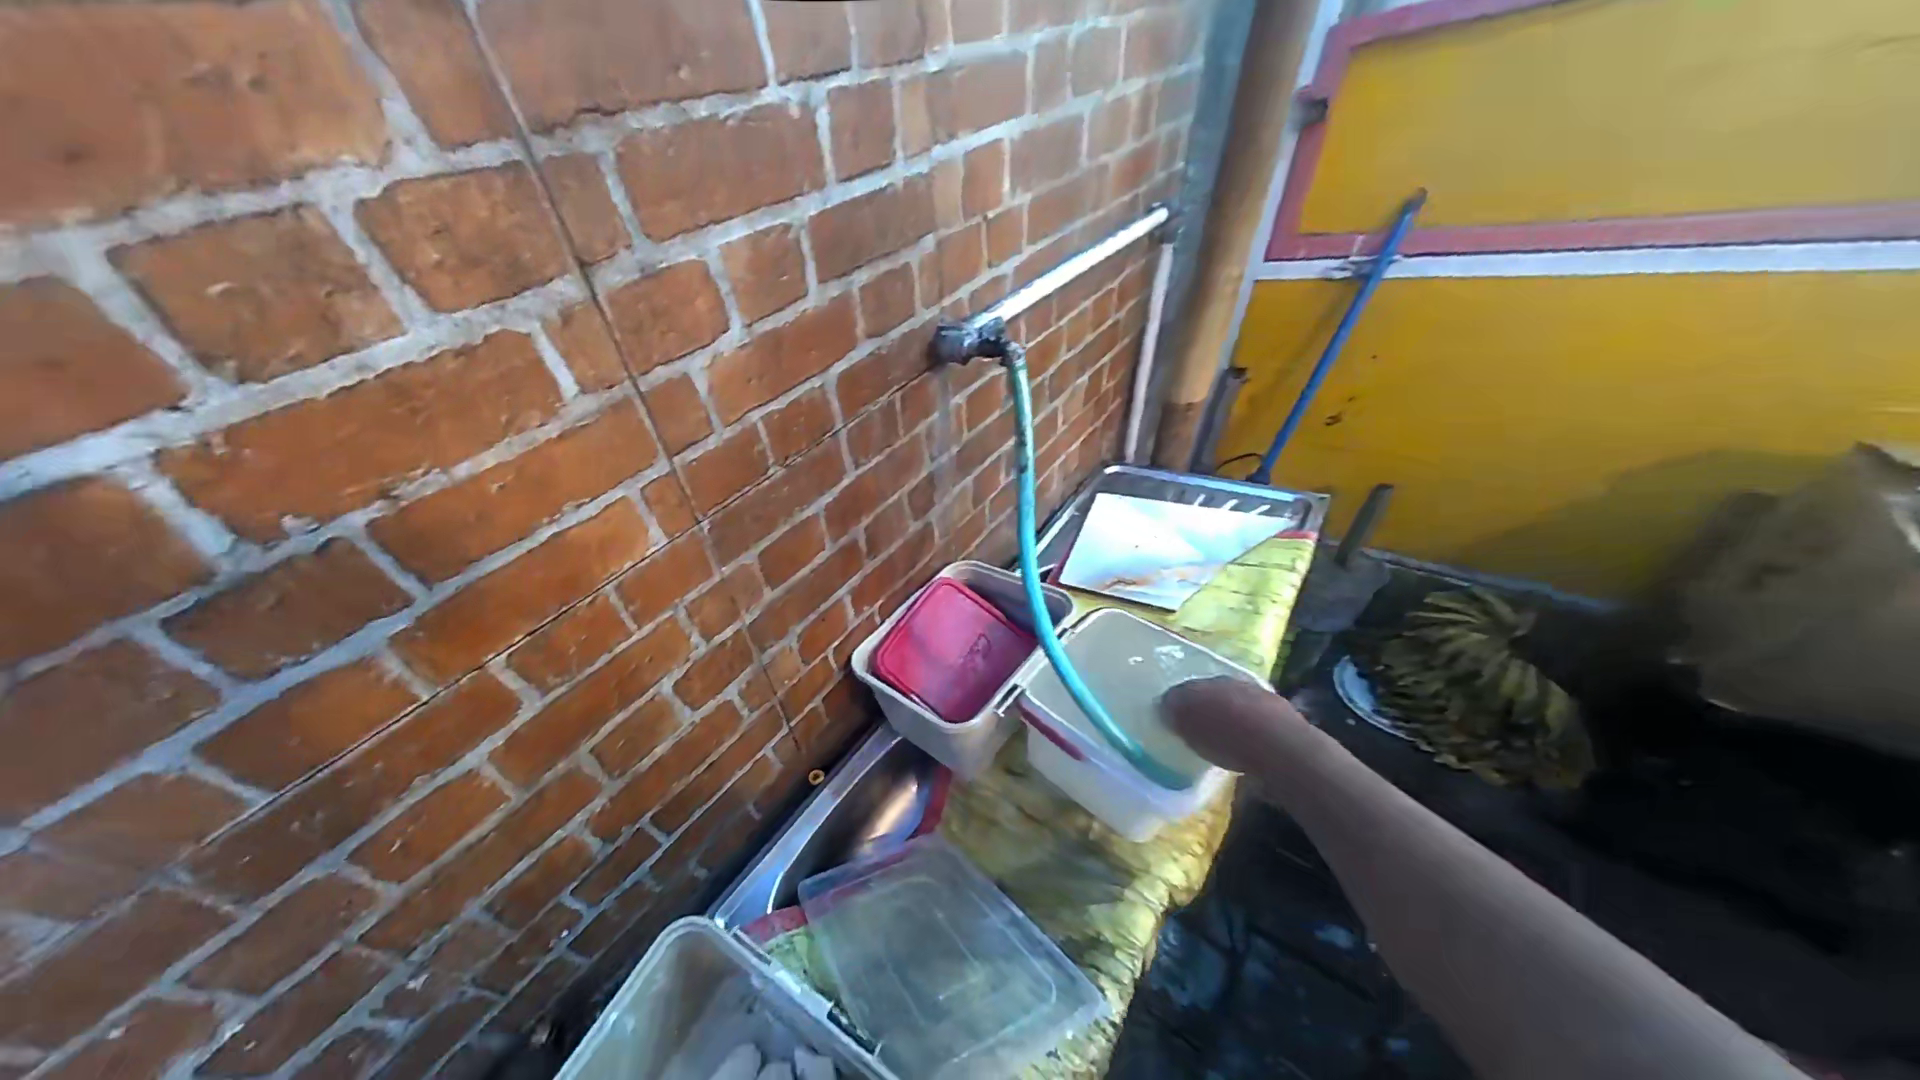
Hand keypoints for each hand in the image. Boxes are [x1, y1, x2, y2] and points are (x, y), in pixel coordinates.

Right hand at [1158, 676, 1310, 774]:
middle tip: (1196, 728)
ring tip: (1222, 739)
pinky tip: (1246, 745)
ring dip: (1229, 717)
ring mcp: (1259, 696)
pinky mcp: (1281, 715)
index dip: (1177, 704)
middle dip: (1204, 707)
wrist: (1282, 749)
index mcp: (1205, 681)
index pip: (1183, 688)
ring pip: (1235, 704)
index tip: (1173, 720)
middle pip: (1211, 693)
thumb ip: (1175, 712)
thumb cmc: (1227, 738)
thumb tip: (1166, 705)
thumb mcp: (1189, 727)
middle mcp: (1231, 681)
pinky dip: (1248, 729)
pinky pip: (1255, 720)